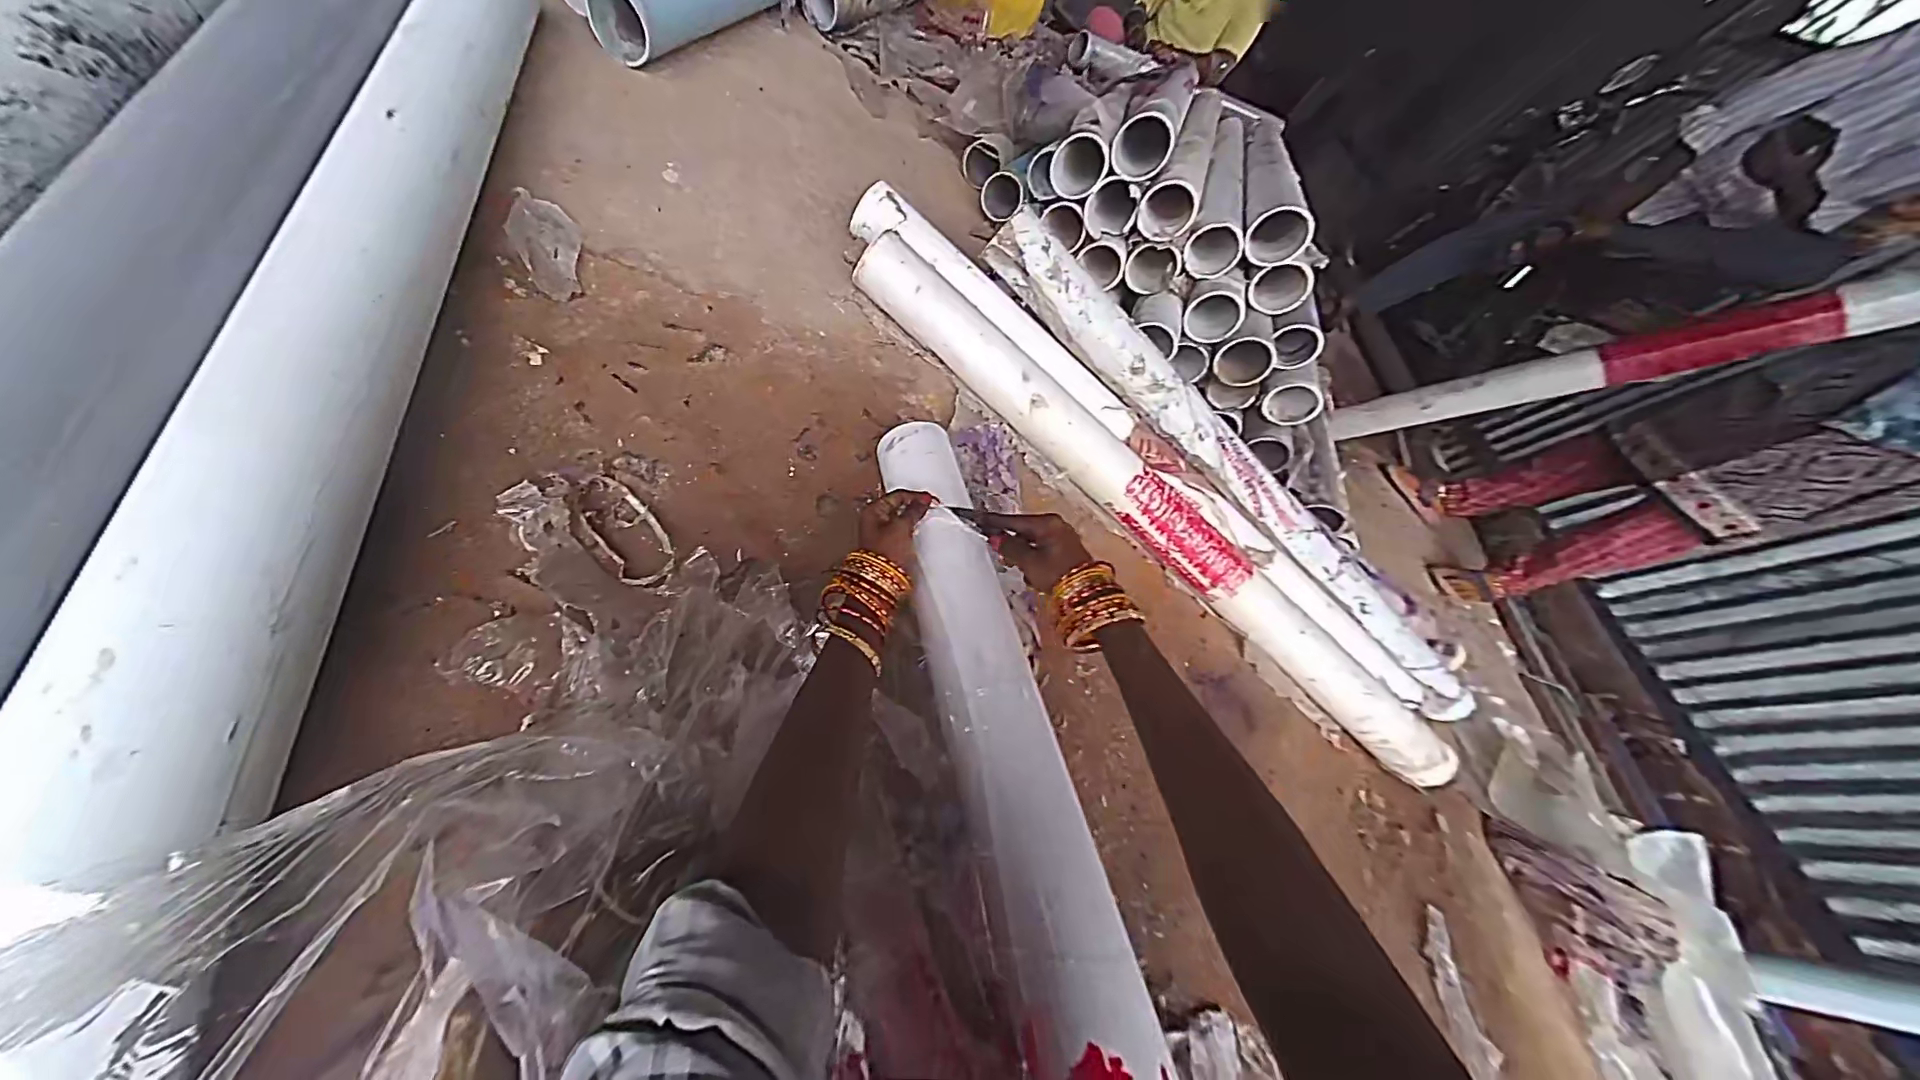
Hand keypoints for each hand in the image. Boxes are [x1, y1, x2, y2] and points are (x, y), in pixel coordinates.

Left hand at [857, 490, 932, 565]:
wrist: (882, 579)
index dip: (914, 496)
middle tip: (928, 505)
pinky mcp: (888, 545)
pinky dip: (910, 527)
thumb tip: (922, 501)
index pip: (896, 496)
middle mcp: (873, 520)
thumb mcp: (902, 527)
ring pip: (899, 518)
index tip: (929, 499)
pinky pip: (901, 530)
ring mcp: (880, 533)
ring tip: (925, 516)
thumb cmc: (885, 553)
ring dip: (912, 516)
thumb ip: (913, 511)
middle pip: (896, 506)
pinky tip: (918, 529)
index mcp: (872, 511)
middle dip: (913, 504)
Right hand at [975, 512, 1092, 592]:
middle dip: (1010, 542)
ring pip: (1031, 541)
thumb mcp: (1029, 562)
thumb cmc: (1058, 575)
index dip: (993, 522)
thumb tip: (996, 538)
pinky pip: (1041, 549)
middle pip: (1023, 529)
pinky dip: (1033, 559)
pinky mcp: (1064, 551)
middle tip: (1001, 554)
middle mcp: (1055, 526)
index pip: (1013, 520)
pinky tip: (1034, 573)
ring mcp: (1061, 537)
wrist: (1087, 593)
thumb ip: (1010, 548)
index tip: (976, 518)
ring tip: (1021, 568)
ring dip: (1022, 554)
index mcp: (1047, 523)